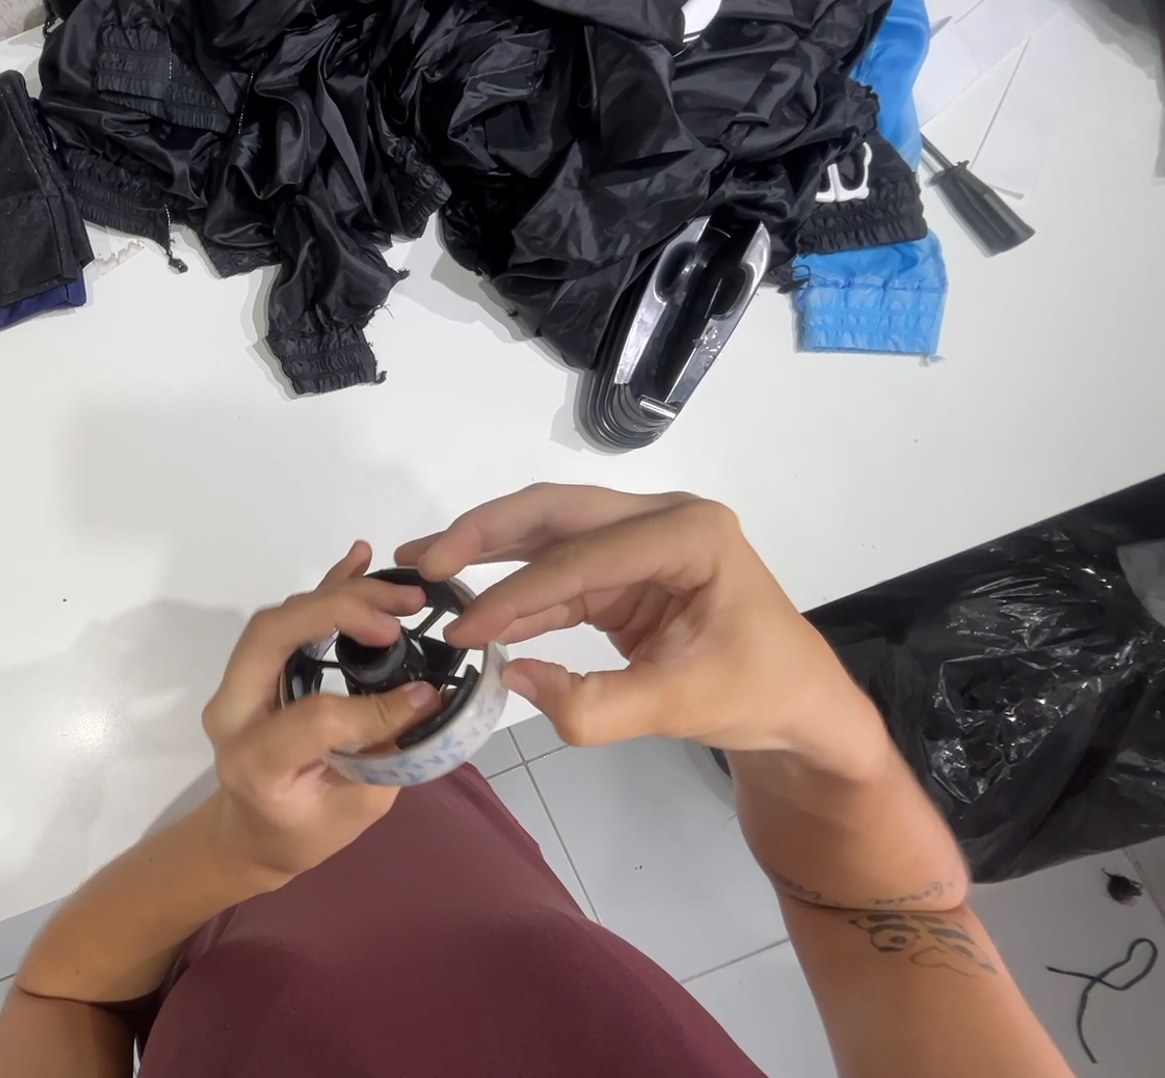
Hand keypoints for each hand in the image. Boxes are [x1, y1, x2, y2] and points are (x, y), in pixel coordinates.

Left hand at [201, 542, 441, 887]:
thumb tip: (427, 693)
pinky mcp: (251, 669)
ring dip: (338, 596)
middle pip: (272, 634)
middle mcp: (233, 711)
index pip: (315, 716)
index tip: (427, 696)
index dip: (376, 706)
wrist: (248, 831)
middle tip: (402, 612)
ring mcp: (235, 684)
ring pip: (277, 619)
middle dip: (338, 610)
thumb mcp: (353, 809)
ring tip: (398, 593)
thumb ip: (385, 752)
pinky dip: (323, 588)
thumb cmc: (299, 832)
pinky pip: (284, 620)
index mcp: (254, 760)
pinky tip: (358, 560)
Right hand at [395, 484, 881, 770]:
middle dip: (481, 534)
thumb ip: (591, 705)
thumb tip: (509, 676)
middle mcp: (659, 519)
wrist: (799, 705)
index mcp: (689, 535)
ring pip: (544, 529)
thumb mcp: (678, 708)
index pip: (580, 558)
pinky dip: (509, 587)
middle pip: (552, 511)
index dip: (513, 595)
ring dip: (482, 547)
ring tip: (421, 561)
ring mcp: (636, 538)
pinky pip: (552, 569)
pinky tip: (469, 603)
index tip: (460, 632)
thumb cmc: (759, 696)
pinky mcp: (618, 566)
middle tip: (421, 560)